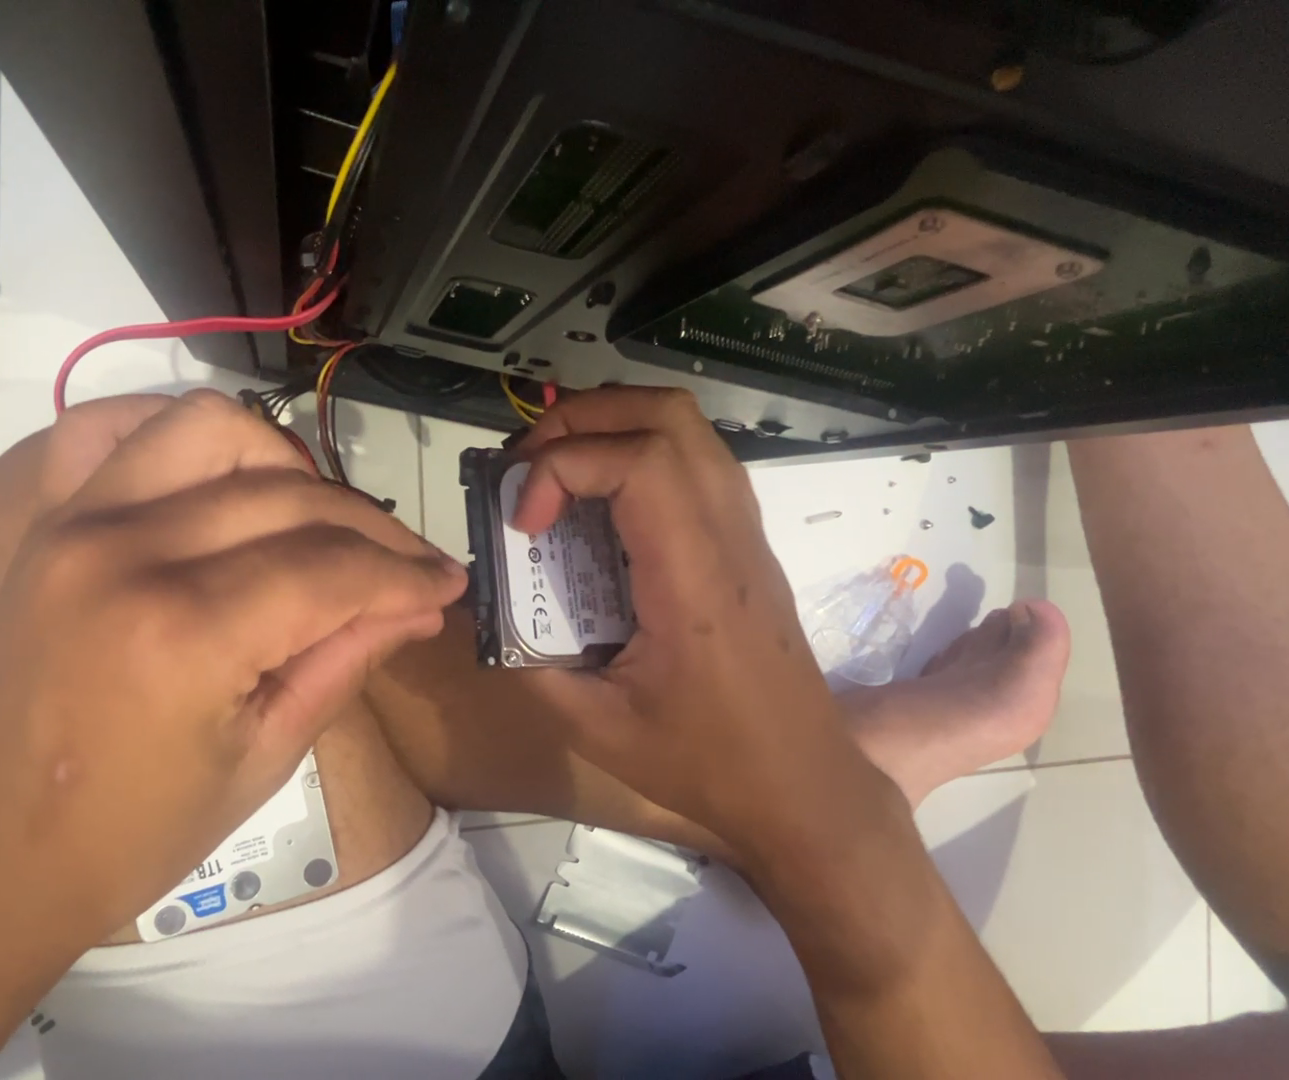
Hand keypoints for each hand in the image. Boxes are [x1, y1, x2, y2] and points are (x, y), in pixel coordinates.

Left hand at [0, 391, 468, 967]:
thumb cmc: (130, 837)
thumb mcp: (262, 760)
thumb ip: (346, 660)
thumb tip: (421, 603)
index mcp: (185, 634)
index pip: (332, 569)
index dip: (406, 573)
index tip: (450, 583)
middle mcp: (128, 551)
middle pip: (288, 497)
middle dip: (370, 528)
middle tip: (409, 566)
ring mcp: (76, 521)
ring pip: (213, 431)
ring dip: (285, 464)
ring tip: (319, 521)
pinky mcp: (47, 520)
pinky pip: (122, 433)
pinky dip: (189, 444)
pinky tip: (227, 482)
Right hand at [511, 387, 888, 859]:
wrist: (801, 786)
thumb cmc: (704, 762)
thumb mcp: (594, 728)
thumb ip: (526, 661)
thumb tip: (487, 608)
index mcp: (693, 579)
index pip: (638, 461)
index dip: (563, 468)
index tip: (525, 525)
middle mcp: (728, 535)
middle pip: (663, 415)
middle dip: (578, 421)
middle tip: (525, 471)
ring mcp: (744, 530)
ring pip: (685, 423)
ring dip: (609, 426)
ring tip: (556, 473)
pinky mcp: (744, 538)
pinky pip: (694, 456)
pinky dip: (637, 450)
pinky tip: (601, 501)